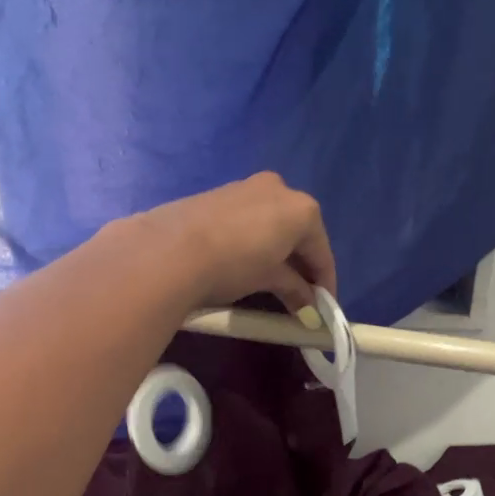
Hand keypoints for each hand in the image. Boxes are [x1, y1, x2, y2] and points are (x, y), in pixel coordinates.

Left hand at [114, 171, 336, 312]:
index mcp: (302, 209)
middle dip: (302, 267)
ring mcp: (248, 186)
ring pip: (275, 225)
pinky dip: (258, 242)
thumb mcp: (269, 280)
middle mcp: (280, 189)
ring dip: (279, 254)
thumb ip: (296, 290)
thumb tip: (310, 309)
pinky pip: (252, 220)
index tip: (325, 309)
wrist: (169, 250)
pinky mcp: (222, 193)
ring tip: (274, 284)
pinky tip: (249, 263)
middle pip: (300, 235)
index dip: (325, 284)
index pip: (322, 254)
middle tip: (301, 297)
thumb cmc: (234, 264)